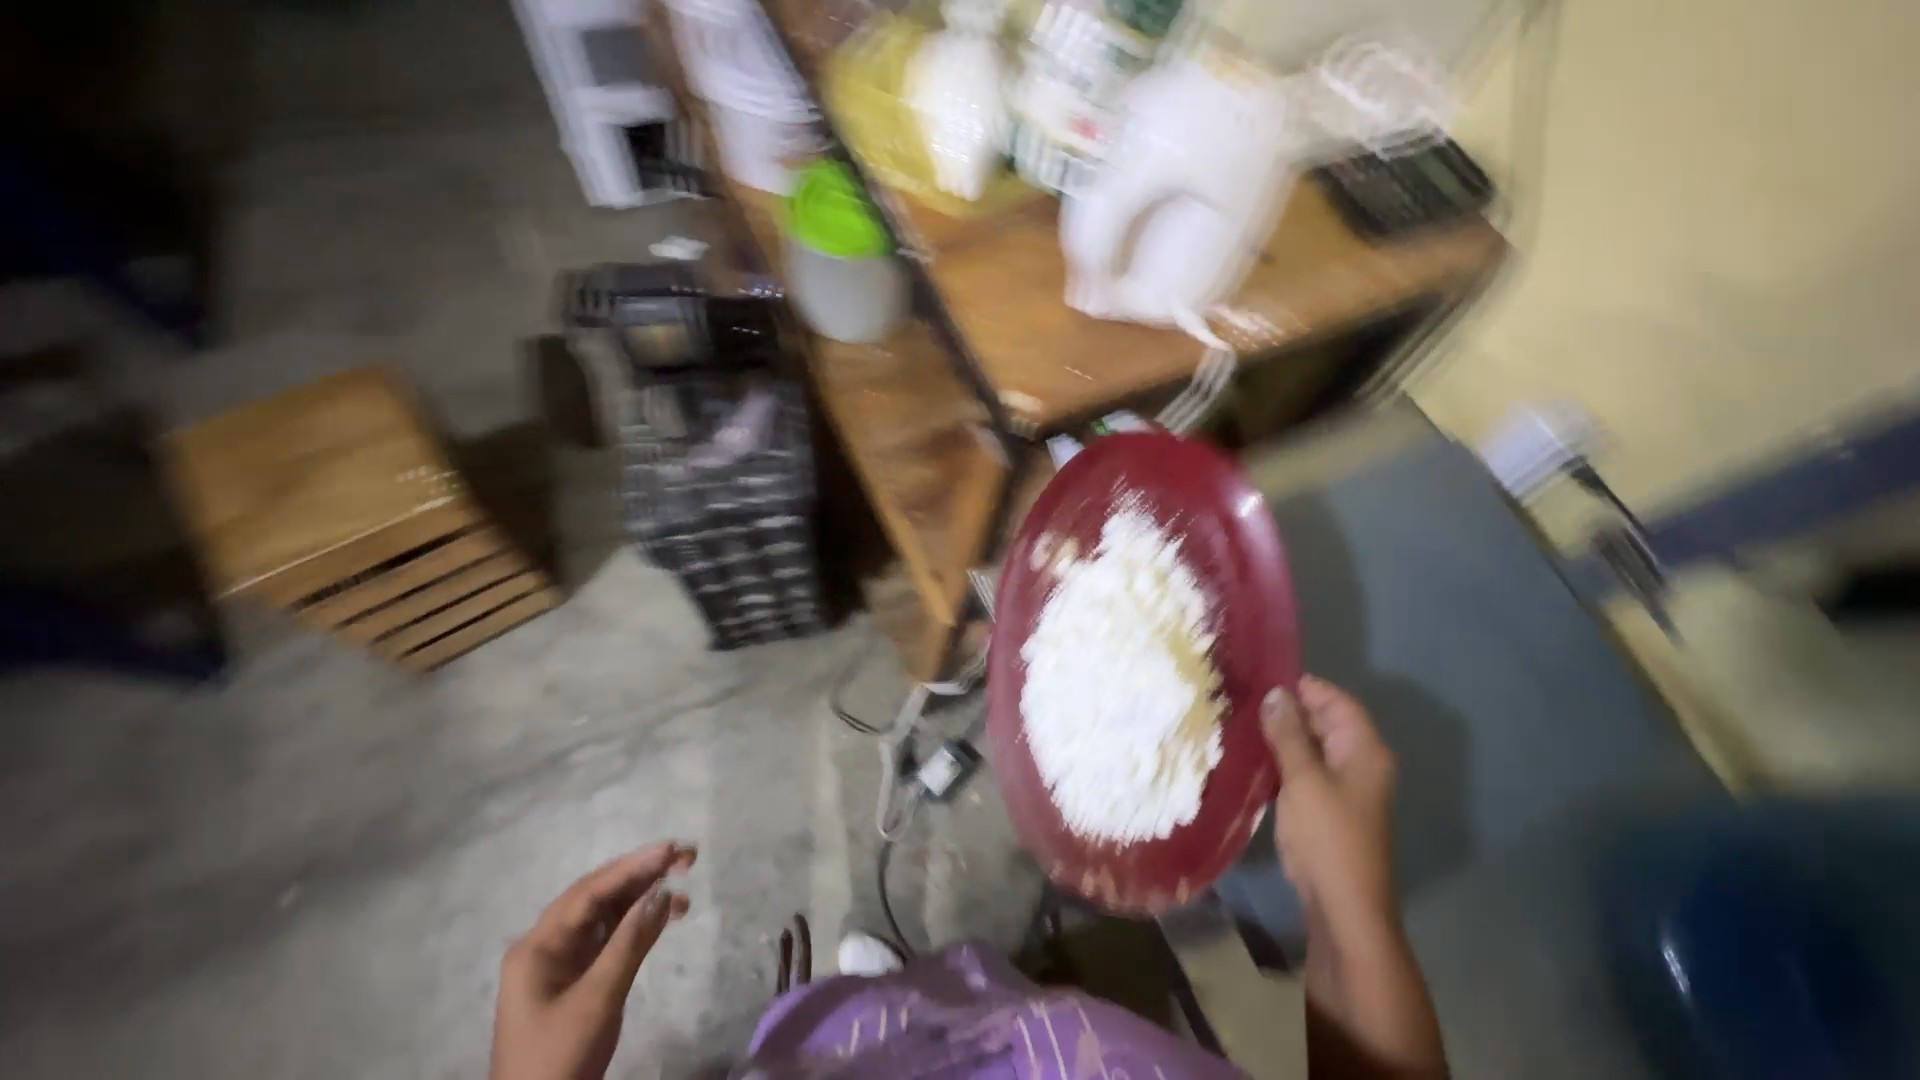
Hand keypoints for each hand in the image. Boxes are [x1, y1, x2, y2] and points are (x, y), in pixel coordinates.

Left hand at [491, 843, 697, 1079]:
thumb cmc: (559, 1057)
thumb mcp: (597, 999)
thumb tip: (660, 893)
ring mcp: (563, 963)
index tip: (669, 850)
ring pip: (607, 916)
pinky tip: (667, 914)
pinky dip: (639, 925)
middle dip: (641, 874)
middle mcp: (548, 945)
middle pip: (598, 897)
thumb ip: (629, 943)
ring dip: (644, 896)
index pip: (589, 893)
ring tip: (685, 879)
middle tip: (685, 856)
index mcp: (538, 945)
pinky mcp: (579, 980)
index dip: (631, 867)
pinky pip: (611, 940)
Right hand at [1264, 678, 1446, 1078]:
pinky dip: (1283, 762)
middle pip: (1326, 723)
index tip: (1262, 677)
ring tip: (1241, 722)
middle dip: (1289, 710)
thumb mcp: (1304, 780)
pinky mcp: (1327, 808)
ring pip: (1313, 748)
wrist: (1343, 906)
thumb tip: (1276, 694)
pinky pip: (1305, 772)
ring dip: (1283, 737)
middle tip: (1243, 698)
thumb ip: (1290, 735)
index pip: (1337, 702)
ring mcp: (1345, 788)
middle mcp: (1360, 764)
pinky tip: (1252, 759)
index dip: (1304, 687)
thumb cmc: (1328, 837)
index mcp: (1365, 751)